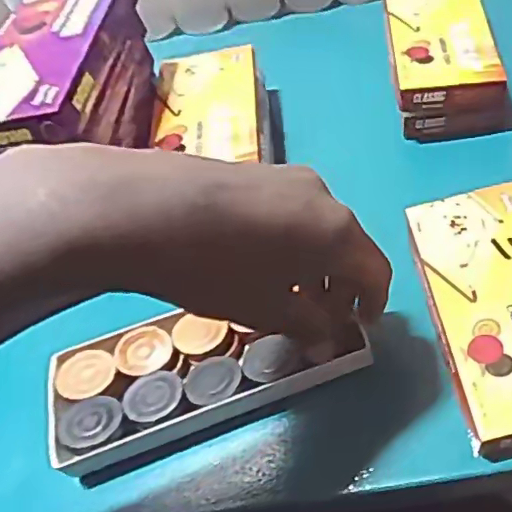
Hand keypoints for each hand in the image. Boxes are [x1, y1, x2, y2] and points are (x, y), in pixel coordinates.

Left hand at [0, 144, 391, 347]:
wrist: (135, 208)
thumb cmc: (214, 270)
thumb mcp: (266, 310)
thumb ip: (308, 327)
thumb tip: (325, 342)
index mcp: (338, 233)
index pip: (376, 273)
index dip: (373, 306)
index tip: (358, 328)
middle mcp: (325, 198)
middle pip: (350, 248)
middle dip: (342, 287)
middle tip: (320, 318)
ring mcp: (289, 177)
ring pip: (321, 229)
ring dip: (317, 266)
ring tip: (287, 294)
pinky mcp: (257, 169)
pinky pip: (293, 213)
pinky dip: (293, 243)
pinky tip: (259, 262)